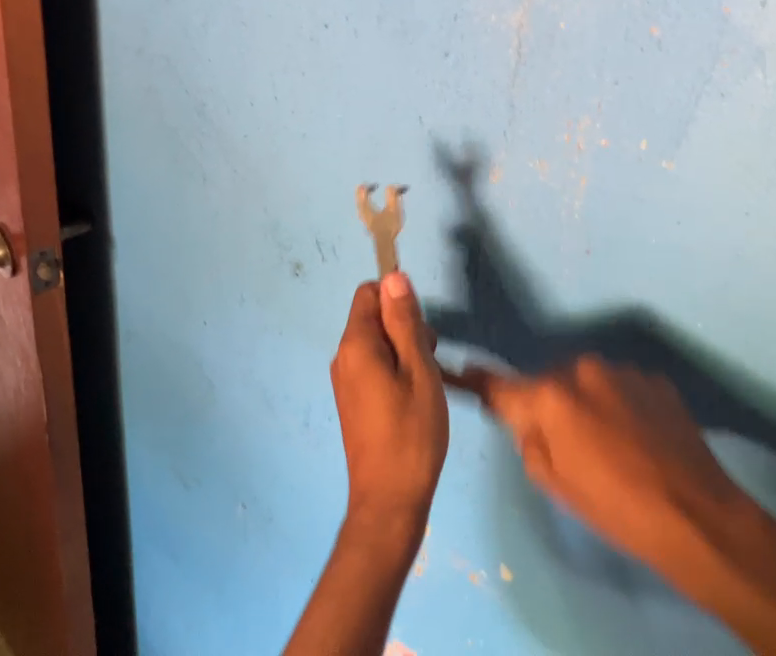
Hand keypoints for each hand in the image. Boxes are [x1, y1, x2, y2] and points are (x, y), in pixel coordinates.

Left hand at [331, 273, 447, 525]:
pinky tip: (415, 398)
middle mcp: (343, 358)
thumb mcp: (419, 370)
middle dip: (405, 326)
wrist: (390, 499)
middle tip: (432, 359)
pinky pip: (373, 367)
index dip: (398, 299)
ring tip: (427, 383)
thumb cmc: (412, 432)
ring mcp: (345, 382)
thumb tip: (393, 277)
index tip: (424, 328)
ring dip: (404, 351)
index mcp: (356, 345)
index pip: (368, 293)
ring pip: (376, 344)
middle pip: (372, 318)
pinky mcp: (353, 402)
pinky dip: (396, 371)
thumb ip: (405, 322)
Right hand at [457, 356, 743, 565]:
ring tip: (609, 443)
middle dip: (550, 403)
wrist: (694, 513)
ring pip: (588, 381)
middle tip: (566, 443)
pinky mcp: (655, 379)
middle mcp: (582, 369)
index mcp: (550, 396)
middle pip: (550, 381)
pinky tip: (637, 437)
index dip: (480, 380)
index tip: (463, 371)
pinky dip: (620, 404)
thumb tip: (523, 416)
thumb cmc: (613, 506)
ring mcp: (623, 371)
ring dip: (587, 401)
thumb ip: (528, 438)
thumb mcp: (553, 482)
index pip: (502, 384)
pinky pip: (621, 387)